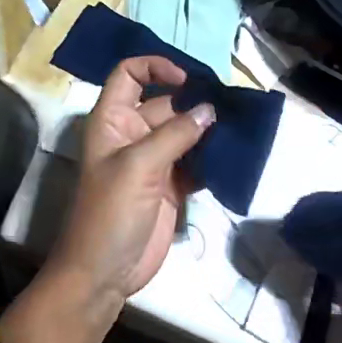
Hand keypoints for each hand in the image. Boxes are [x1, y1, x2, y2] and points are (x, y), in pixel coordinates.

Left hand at [49, 57, 214, 302]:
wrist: (103, 275)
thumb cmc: (109, 213)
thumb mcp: (138, 166)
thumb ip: (176, 134)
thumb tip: (210, 109)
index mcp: (113, 121)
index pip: (129, 75)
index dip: (155, 67)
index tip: (187, 80)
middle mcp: (133, 134)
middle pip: (166, 102)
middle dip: (195, 101)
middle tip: (230, 105)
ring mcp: (154, 160)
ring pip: (185, 131)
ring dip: (208, 128)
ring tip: (238, 127)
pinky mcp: (171, 184)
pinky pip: (196, 159)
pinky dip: (212, 157)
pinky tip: (232, 156)